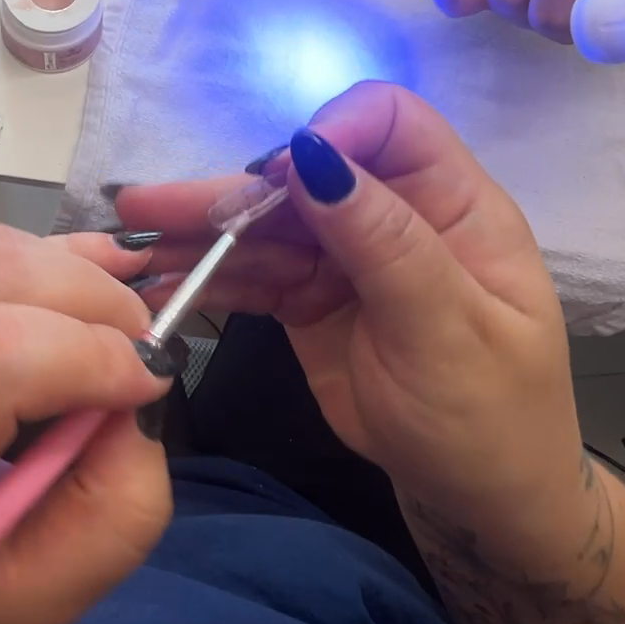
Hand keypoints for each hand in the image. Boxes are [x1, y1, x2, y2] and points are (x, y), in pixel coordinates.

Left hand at [0, 226, 172, 623]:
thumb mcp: (39, 592)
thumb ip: (113, 512)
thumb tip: (139, 398)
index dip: (82, 353)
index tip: (148, 379)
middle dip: (94, 299)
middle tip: (145, 343)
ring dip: (73, 271)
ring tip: (115, 319)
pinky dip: (43, 253)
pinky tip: (81, 282)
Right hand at [117, 83, 584, 529]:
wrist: (475, 498)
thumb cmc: (488, 416)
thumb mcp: (447, 330)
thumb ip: (383, 241)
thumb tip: (313, 154)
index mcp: (449, 204)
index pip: (391, 125)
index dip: (333, 130)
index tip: (274, 174)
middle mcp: (388, 216)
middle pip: (298, 178)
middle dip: (225, 191)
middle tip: (146, 205)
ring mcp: (341, 257)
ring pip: (262, 227)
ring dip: (199, 235)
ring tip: (135, 246)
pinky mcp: (306, 296)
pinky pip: (250, 276)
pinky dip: (207, 280)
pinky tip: (164, 285)